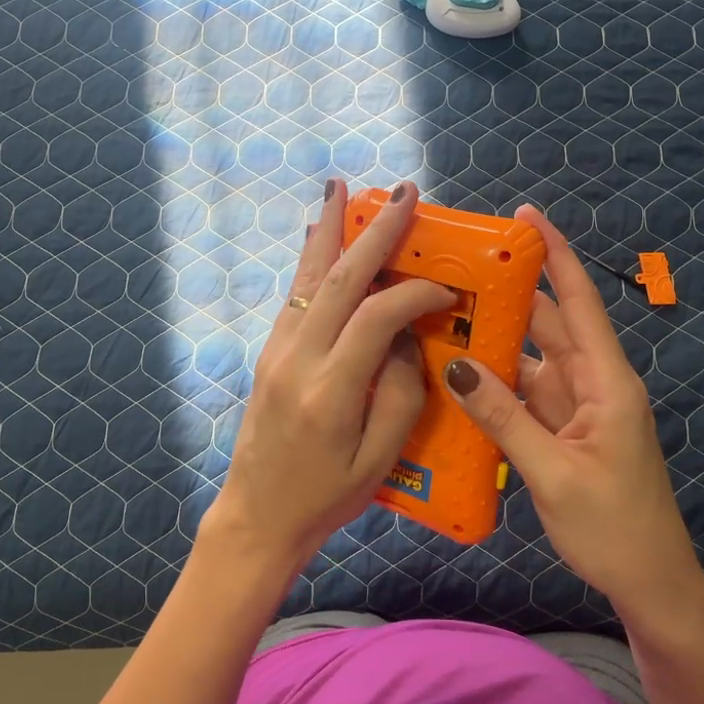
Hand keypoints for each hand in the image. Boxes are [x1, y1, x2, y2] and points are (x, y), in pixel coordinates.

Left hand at [207, 179, 456, 566]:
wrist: (257, 515)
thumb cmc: (327, 496)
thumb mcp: (379, 459)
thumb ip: (400, 394)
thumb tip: (404, 336)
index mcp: (329, 391)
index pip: (375, 318)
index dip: (414, 294)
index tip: (446, 291)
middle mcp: (297, 359)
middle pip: (338, 280)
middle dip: (373, 232)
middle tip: (401, 194)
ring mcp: (276, 350)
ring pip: (308, 277)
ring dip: (329, 229)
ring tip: (341, 187)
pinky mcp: (269, 350)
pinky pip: (295, 294)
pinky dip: (312, 258)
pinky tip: (320, 234)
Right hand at [442, 206, 703, 604]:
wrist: (650, 586)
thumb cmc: (614, 529)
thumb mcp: (554, 474)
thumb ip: (504, 418)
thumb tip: (456, 364)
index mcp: (606, 382)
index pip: (577, 302)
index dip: (555, 256)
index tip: (526, 217)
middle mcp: (591, 383)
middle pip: (546, 322)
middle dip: (508, 291)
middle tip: (455, 267)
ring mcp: (575, 407)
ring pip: (530, 356)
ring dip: (494, 336)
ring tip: (443, 312)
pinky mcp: (561, 430)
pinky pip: (523, 391)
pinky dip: (494, 379)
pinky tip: (457, 371)